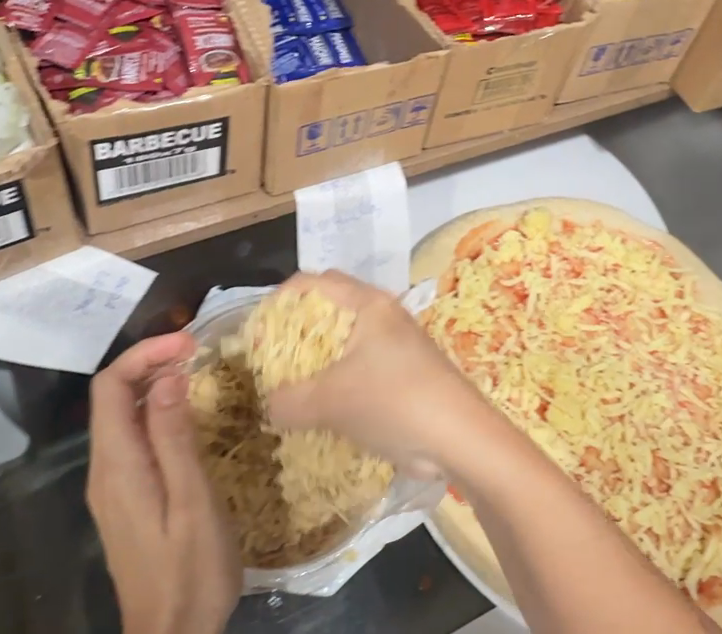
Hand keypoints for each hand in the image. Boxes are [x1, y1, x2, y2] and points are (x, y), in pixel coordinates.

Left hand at [87, 332, 239, 633]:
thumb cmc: (189, 571)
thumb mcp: (192, 501)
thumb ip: (174, 438)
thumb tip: (166, 377)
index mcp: (117, 465)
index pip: (109, 386)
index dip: (144, 353)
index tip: (189, 343)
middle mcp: (104, 470)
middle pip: (111, 396)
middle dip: (149, 362)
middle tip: (197, 351)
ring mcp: (112, 487)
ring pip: (121, 415)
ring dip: (152, 384)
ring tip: (196, 372)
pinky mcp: (125, 500)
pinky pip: (131, 439)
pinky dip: (154, 412)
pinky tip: (186, 416)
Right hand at [261, 271, 492, 477]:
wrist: (463, 440)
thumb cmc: (395, 402)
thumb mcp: (331, 401)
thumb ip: (290, 401)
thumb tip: (269, 406)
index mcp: (368, 305)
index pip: (314, 282)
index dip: (281, 299)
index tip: (259, 327)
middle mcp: (384, 315)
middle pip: (330, 309)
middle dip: (299, 331)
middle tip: (274, 358)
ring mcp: (399, 345)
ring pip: (348, 341)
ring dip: (320, 361)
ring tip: (295, 386)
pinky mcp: (407, 373)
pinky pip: (362, 367)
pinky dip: (340, 381)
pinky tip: (327, 408)